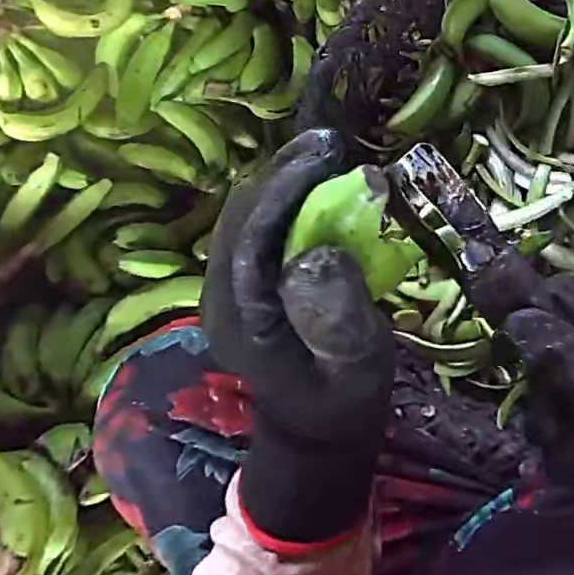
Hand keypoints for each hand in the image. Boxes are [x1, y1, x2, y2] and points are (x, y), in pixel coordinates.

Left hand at [202, 129, 392, 544]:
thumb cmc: (343, 401)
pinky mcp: (237, 278)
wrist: (314, 429)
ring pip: (241, 213)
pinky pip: (253, 222)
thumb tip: (319, 252)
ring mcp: (222, 286)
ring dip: (280, 178)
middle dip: (281, 172)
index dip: (285, 187)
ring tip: (321, 155)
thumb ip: (337, 317)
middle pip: (239, 215)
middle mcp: (218, 295)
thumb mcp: (355, 367)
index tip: (326, 151)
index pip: (251, 236)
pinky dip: (281, 195)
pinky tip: (310, 183)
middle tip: (328, 144)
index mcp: (242, 318)